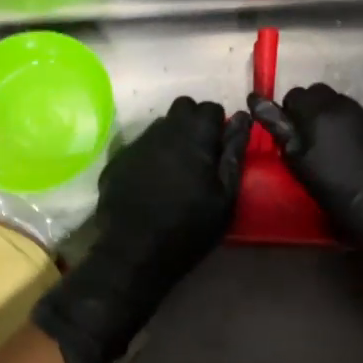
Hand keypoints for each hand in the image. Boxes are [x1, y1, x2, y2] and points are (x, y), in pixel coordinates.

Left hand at [32, 97, 249, 362]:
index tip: (219, 148)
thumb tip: (244, 118)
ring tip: (176, 170)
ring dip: (172, 137)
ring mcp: (138, 143)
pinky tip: (151, 183)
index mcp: (194, 135)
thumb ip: (234, 152)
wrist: (132, 254)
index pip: (211, 108)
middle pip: (183, 107)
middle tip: (200, 154)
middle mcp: (164, 130)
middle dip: (194, 123)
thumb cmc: (188, 228)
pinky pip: (140, 145)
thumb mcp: (224, 195)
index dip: (218, 125)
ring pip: (161, 125)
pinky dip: (150, 155)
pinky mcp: (118, 159)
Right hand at [251, 84, 362, 274]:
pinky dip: (354, 128)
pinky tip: (357, 152)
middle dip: (311, 111)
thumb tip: (256, 100)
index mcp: (320, 112)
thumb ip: (279, 129)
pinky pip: (362, 118)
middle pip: (320, 94)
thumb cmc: (335, 192)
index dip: (289, 114)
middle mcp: (346, 105)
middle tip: (310, 140)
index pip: (295, 95)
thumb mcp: (300, 164)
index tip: (292, 136)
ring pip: (342, 104)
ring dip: (333, 118)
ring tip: (333, 147)